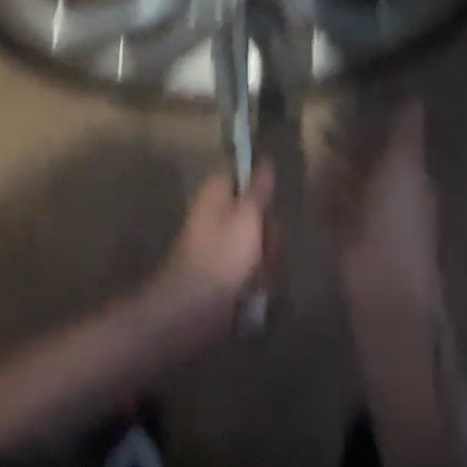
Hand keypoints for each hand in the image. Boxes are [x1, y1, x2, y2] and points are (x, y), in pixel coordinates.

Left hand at [153, 167, 274, 317]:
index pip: (241, 173)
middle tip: (266, 244)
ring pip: (260, 241)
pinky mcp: (226, 271)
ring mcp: (222, 245)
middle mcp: (218, 216)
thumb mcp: (246, 216)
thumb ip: (258, 188)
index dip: (261, 183)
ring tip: (259, 273)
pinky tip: (255, 288)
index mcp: (216, 195)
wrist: (195, 308)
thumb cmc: (222, 256)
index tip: (271, 200)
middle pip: (257, 211)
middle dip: (270, 230)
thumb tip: (265, 158)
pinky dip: (258, 277)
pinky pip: (254, 266)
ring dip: (267, 258)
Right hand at [327, 104, 442, 309]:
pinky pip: (335, 208)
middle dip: (350, 148)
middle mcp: (393, 194)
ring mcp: (370, 216)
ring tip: (313, 152)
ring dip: (334, 171)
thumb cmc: (397, 222)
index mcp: (412, 178)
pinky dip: (324, 198)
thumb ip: (406, 137)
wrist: (382, 282)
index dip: (377, 127)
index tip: (354, 107)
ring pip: (351, 185)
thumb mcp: (403, 170)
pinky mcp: (348, 234)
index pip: (396, 145)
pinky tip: (311, 186)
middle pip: (370, 164)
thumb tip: (415, 100)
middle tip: (323, 126)